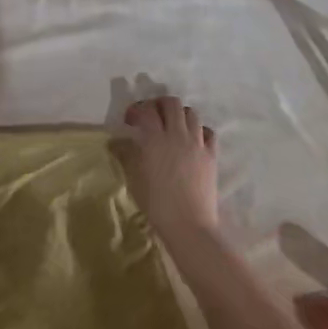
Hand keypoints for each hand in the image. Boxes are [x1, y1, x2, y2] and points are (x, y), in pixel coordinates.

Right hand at [116, 96, 219, 240]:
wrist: (188, 225)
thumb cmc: (156, 203)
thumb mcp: (134, 177)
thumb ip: (125, 154)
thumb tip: (116, 141)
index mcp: (154, 139)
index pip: (146, 110)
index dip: (136, 109)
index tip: (130, 120)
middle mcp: (177, 134)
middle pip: (172, 103)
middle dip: (159, 104)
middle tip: (152, 117)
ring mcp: (197, 143)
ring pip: (191, 113)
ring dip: (179, 115)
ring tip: (172, 127)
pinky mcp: (212, 154)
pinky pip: (208, 131)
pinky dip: (199, 130)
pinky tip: (192, 141)